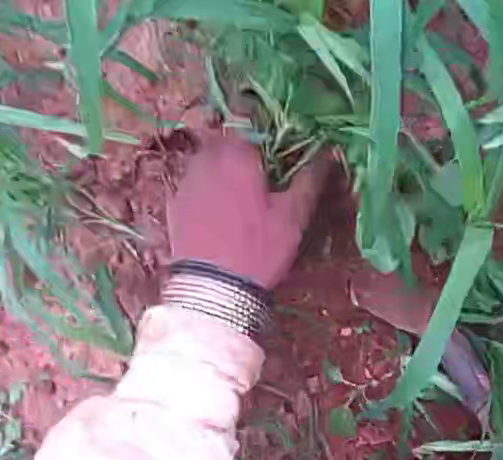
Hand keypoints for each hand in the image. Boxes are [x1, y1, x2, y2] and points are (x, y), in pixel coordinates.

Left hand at [168, 134, 329, 288]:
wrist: (214, 289)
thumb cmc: (258, 251)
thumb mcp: (292, 218)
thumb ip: (309, 181)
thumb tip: (328, 154)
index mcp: (238, 154)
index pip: (252, 128)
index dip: (266, 146)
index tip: (275, 167)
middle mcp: (206, 158)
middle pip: (227, 146)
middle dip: (241, 161)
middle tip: (258, 191)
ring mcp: (186, 181)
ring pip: (208, 167)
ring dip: (222, 178)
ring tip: (237, 209)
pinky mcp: (173, 206)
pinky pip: (193, 191)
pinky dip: (205, 199)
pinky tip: (217, 223)